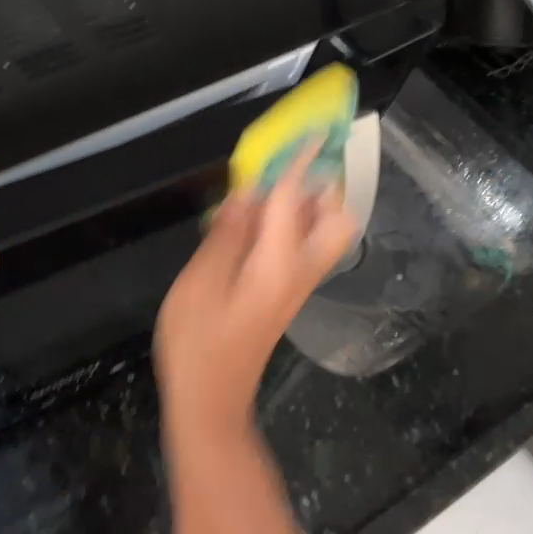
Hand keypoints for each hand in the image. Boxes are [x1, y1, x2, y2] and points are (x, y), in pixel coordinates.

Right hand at [154, 150, 356, 431]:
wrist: (211, 402)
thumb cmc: (198, 343)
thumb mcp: (200, 282)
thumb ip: (226, 233)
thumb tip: (246, 192)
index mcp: (276, 265)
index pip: (294, 201)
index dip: (299, 162)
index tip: (311, 131)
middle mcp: (297, 273)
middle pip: (334, 222)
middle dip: (323, 186)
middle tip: (292, 161)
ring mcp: (294, 286)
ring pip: (321, 234)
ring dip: (307, 202)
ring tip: (273, 180)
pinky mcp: (283, 294)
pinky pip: (301, 245)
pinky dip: (291, 221)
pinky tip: (257, 216)